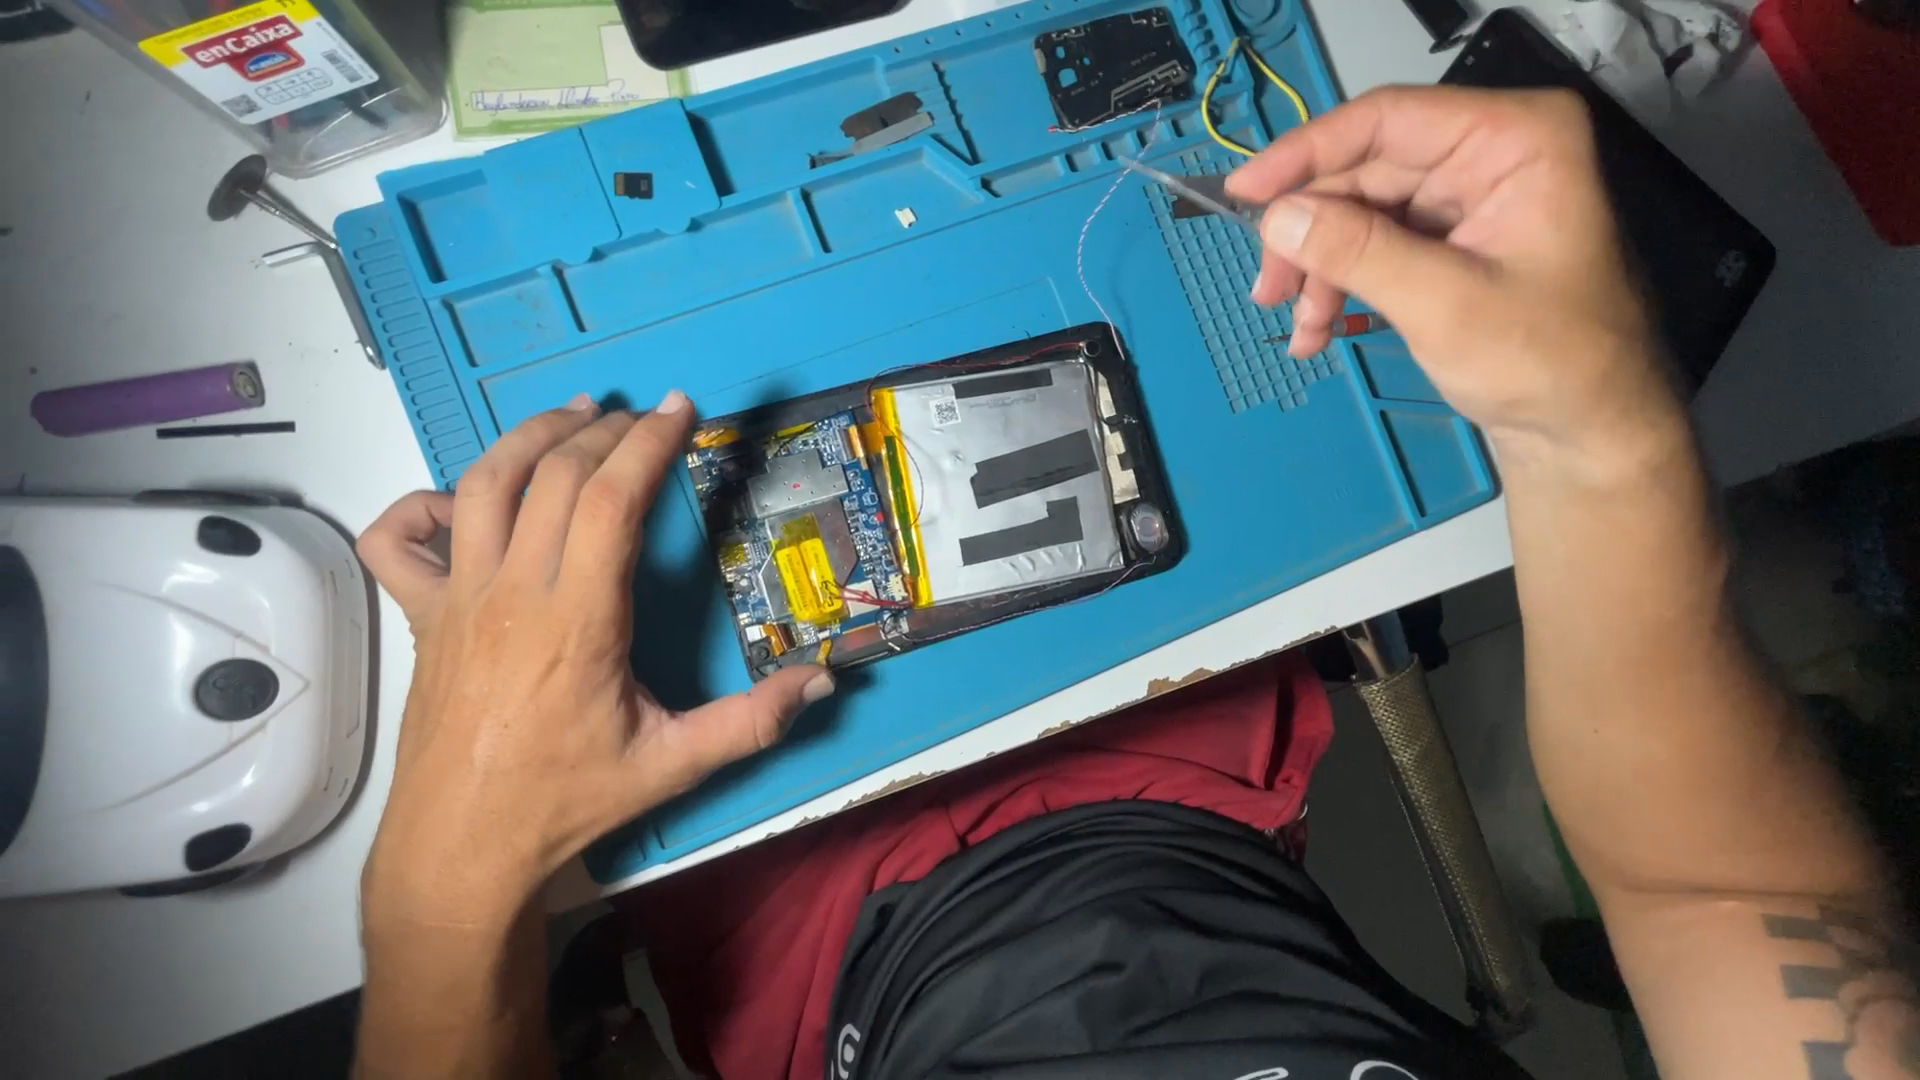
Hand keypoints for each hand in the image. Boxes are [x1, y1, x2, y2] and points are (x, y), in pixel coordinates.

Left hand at [356, 391, 833, 932]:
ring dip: (531, 437)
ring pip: (482, 485)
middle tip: (646, 416)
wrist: (458, 850)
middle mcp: (512, 592)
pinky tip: (467, 499)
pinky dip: (426, 501)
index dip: (649, 445)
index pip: (611, 501)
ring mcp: (457, 599)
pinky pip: (399, 538)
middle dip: (606, 431)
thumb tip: (825, 682)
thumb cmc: (567, 801)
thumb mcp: (673, 764)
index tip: (680, 410)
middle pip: (554, 476)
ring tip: (576, 414)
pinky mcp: (422, 617)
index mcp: (578, 619)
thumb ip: (753, 721)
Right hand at [1227, 86, 1685, 475]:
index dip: (1304, 153)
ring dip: (1315, 271)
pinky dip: (1335, 290)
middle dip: (1307, 235)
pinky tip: (1317, 333)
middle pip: (1360, 174)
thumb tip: (1277, 219)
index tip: (1241, 193)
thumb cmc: (1540, 359)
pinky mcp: (1439, 243)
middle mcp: (1481, 158)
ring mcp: (1458, 202)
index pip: (1385, 121)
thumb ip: (1358, 252)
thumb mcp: (1442, 303)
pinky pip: (1365, 250)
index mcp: (1510, 142)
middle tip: (1268, 290)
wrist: (1579, 426)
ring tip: (1300, 327)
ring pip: (1353, 216)